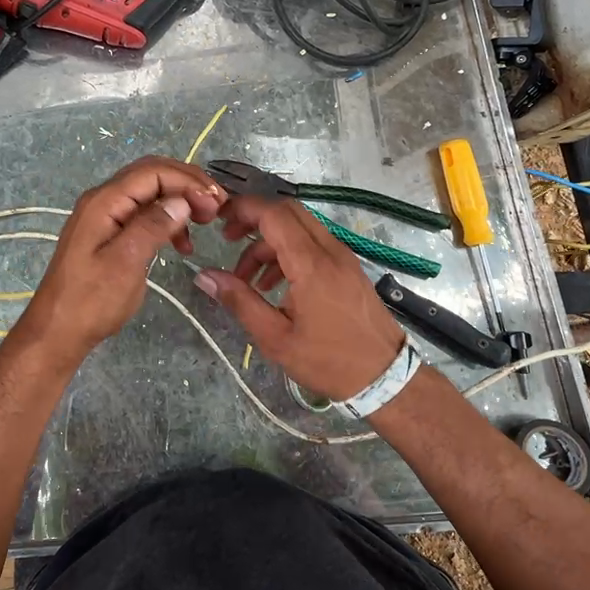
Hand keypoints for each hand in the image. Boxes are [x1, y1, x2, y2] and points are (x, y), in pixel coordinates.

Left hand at [16, 157, 226, 363]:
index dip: (188, 181)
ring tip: (204, 224)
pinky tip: (181, 244)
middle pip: (150, 175)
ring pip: (148, 193)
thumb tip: (183, 200)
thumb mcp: (126, 263)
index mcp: (104, 201)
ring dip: (178, 202)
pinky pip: (141, 214)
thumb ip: (153, 227)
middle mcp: (102, 200)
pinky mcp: (107, 233)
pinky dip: (165, 221)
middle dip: (186, 185)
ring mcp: (103, 216)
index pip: (152, 172)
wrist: (58, 330)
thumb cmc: (91, 301)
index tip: (216, 203)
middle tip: (216, 208)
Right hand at [195, 195, 406, 401]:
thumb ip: (239, 301)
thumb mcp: (275, 338)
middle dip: (254, 219)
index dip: (243, 209)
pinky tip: (273, 285)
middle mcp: (330, 251)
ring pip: (300, 227)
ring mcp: (343, 257)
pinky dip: (288, 252)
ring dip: (269, 241)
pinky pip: (313, 244)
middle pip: (287, 211)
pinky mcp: (348, 268)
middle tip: (229, 240)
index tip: (218, 220)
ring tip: (247, 277)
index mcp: (311, 265)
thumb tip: (203, 276)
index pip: (274, 214)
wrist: (386, 379)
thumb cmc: (328, 361)